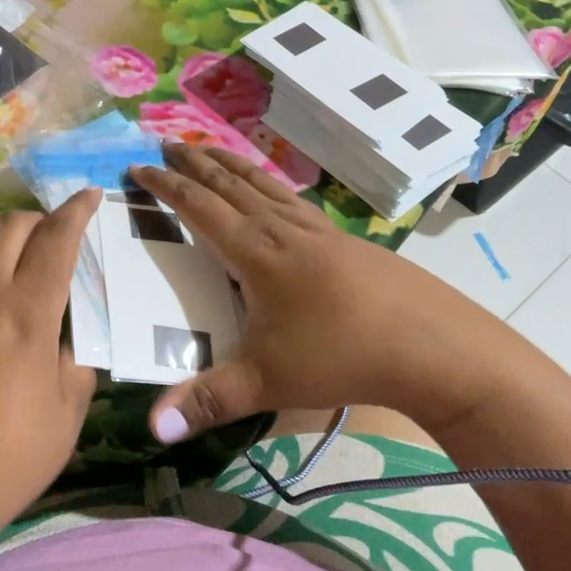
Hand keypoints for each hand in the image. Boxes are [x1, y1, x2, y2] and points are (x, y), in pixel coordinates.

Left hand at [0, 191, 101, 533]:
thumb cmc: (5, 457)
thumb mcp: (66, 415)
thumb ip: (76, 362)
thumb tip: (70, 336)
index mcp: (28, 313)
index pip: (56, 239)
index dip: (77, 211)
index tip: (90, 196)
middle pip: (12, 225)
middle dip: (40, 219)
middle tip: (55, 237)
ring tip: (13, 245)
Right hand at [128, 145, 512, 443]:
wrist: (432, 346)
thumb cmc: (342, 356)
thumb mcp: (268, 382)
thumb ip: (209, 401)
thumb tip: (155, 429)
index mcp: (254, 251)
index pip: (198, 206)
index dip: (165, 186)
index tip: (138, 167)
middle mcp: (281, 228)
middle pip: (229, 182)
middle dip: (193, 161)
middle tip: (165, 142)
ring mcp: (316, 228)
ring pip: (262, 183)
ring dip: (229, 163)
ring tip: (208, 149)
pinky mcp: (344, 238)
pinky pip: (290, 197)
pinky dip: (266, 182)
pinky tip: (272, 191)